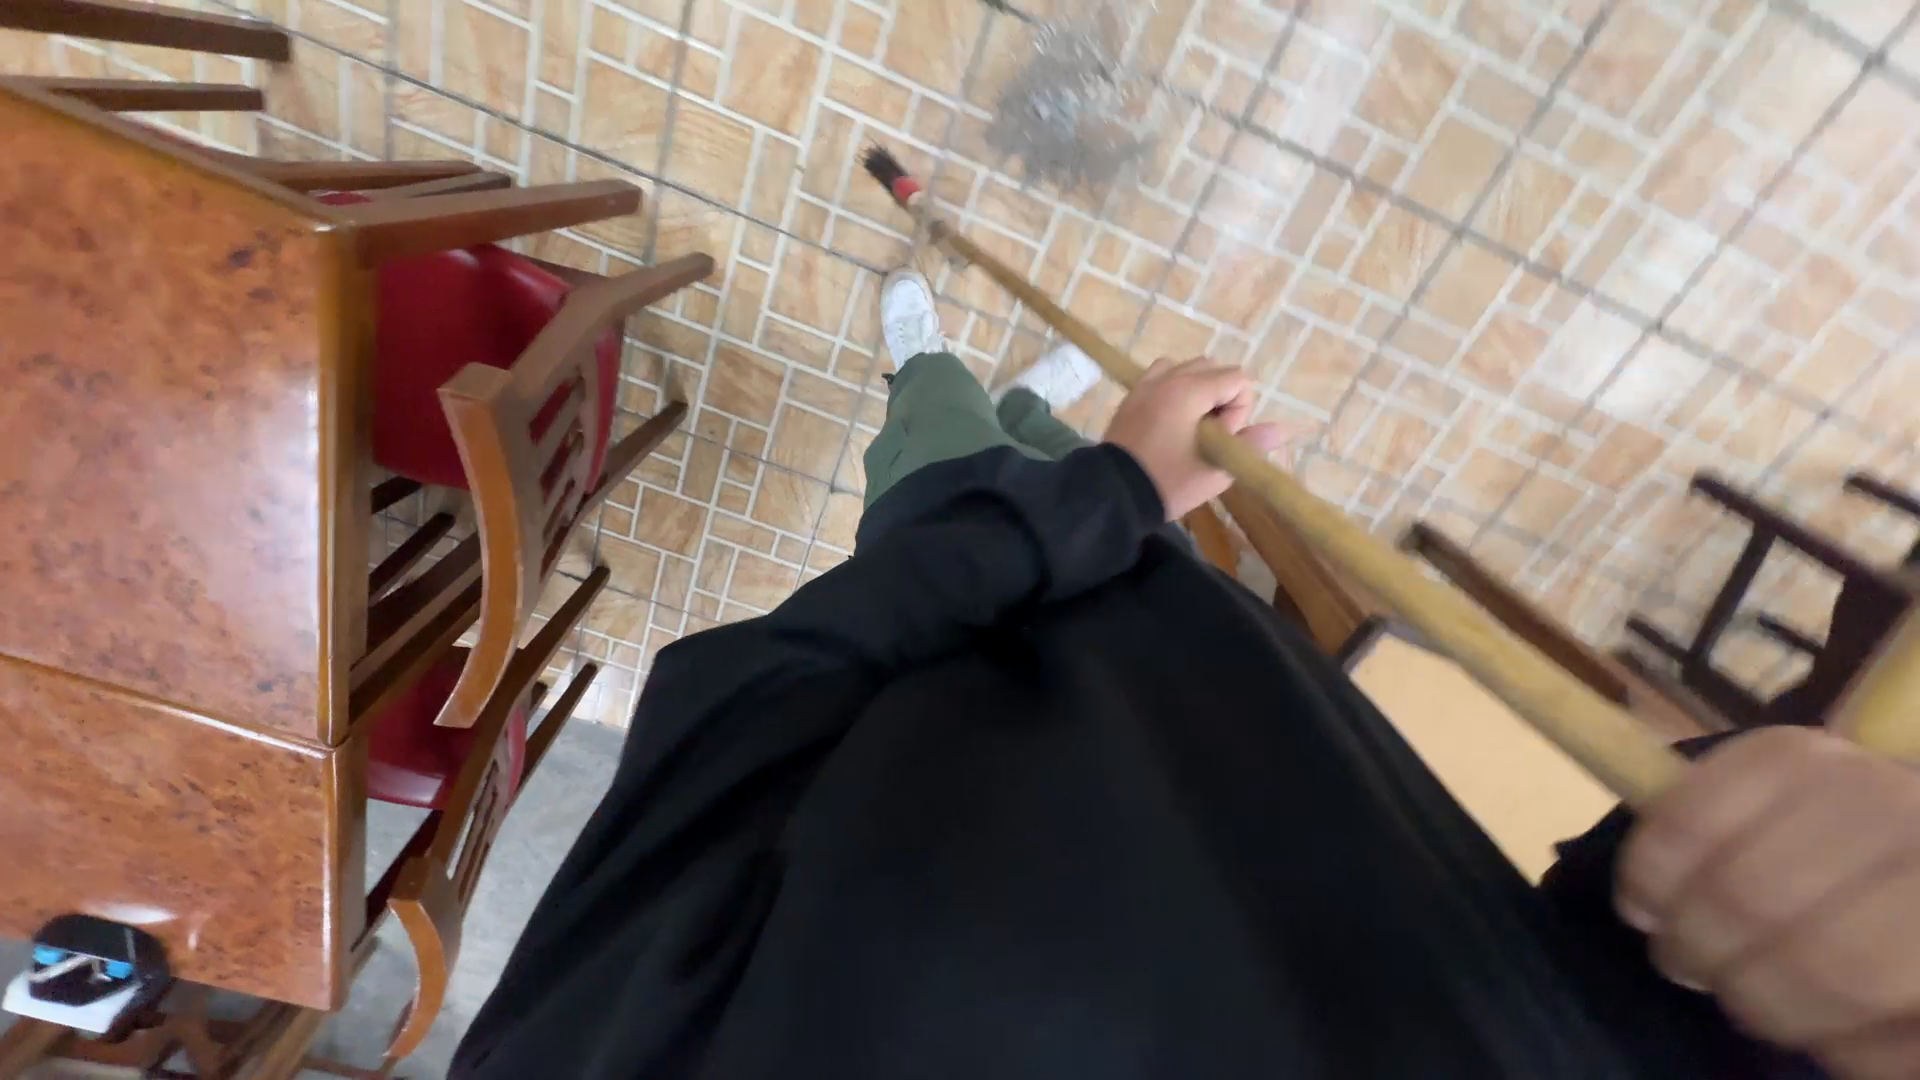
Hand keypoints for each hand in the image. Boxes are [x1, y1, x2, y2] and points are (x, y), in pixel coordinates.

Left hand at [1102, 357, 1283, 520]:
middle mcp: (1166, 377)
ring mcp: (1144, 385)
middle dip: (1221, 398)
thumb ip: (1249, 444)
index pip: (1237, 379)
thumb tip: (1283, 429)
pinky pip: (1161, 378)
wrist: (1112, 495)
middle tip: (1208, 436)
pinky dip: (1173, 390)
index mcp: (1188, 389)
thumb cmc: (1167, 483)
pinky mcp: (1131, 397)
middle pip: (1213, 369)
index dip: (1238, 410)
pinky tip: (1171, 422)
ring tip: (1191, 427)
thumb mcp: (1215, 469)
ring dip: (1198, 391)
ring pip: (1186, 369)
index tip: (1220, 440)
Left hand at [1617, 727, 1919, 1077]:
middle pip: (1749, 898)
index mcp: (1799, 759)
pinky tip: (1830, 1040)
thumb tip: (1643, 908)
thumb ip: (1703, 830)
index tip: (1637, 913)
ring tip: (1748, 1006)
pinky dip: (1853, 1049)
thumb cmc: (1838, 829)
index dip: (1648, 878)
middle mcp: (1886, 804)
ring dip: (1767, 1001)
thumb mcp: (1766, 799)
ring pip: (1831, 970)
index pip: (1687, 821)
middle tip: (1682, 967)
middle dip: (1697, 948)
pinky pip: (1908, 1036)